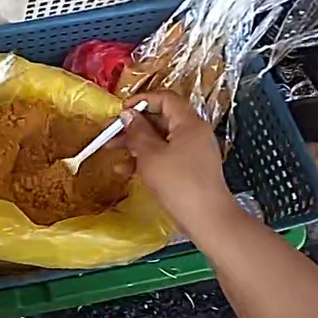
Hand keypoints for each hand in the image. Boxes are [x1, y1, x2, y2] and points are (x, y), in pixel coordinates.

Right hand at [120, 90, 238, 234]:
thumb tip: (127, 114)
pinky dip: (146, 160)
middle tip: (111, 134)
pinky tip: (126, 171)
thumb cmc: (179, 183)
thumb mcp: (151, 156)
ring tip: (114, 153)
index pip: (165, 99)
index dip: (141, 100)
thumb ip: (137, 132)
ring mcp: (192, 152)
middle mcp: (193, 133)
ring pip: (160, 140)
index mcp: (189, 123)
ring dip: (136, 145)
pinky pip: (165, 156)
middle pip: (161, 119)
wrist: (206, 218)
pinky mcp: (188, 169)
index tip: (120, 111)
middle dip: (134, 126)